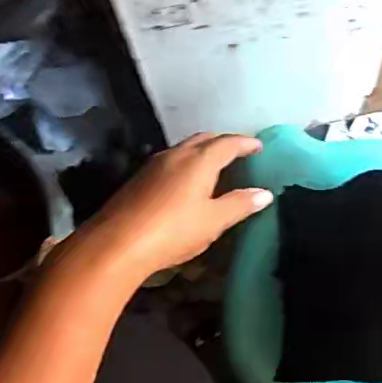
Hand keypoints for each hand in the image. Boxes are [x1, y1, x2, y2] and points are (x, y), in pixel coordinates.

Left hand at [63, 133, 272, 279]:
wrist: (117, 243)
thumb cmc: (173, 231)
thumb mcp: (213, 221)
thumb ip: (239, 204)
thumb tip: (264, 193)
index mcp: (199, 160)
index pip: (227, 143)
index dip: (245, 143)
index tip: (258, 146)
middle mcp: (176, 155)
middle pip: (204, 139)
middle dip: (223, 142)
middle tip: (239, 151)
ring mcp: (154, 165)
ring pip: (184, 148)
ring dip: (202, 150)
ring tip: (215, 164)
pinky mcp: (139, 179)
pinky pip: (170, 161)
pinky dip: (186, 163)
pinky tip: (187, 180)